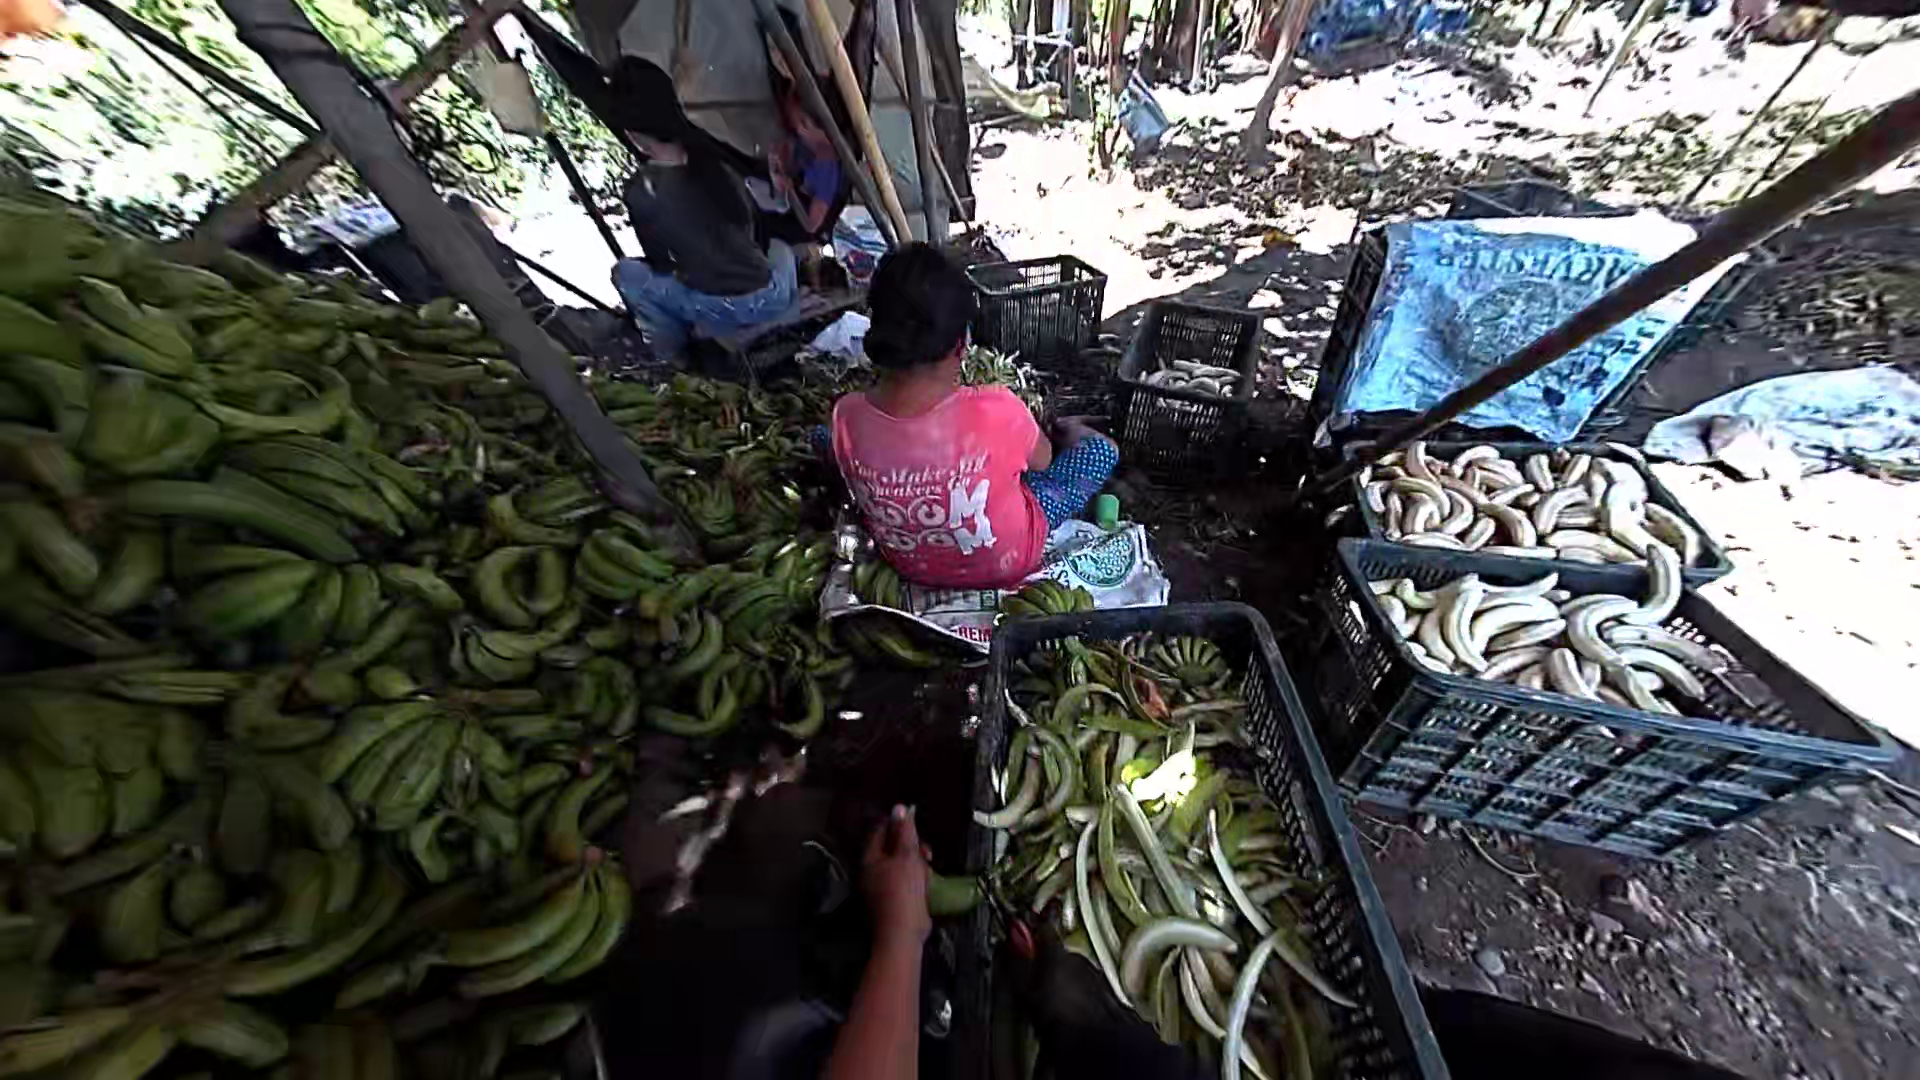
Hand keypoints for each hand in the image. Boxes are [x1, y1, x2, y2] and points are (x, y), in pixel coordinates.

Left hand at [862, 805, 930, 947]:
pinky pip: (903, 879)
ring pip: (899, 863)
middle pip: (891, 847)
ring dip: (915, 860)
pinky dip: (914, 876)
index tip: (915, 824)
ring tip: (928, 865)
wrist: (902, 936)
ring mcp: (880, 887)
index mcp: (870, 858)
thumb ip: (904, 832)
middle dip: (910, 844)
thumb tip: (900, 807)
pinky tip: (925, 881)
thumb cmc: (904, 892)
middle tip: (926, 850)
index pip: (880, 830)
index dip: (897, 823)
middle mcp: (871, 871)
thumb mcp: (907, 856)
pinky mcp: (892, 900)